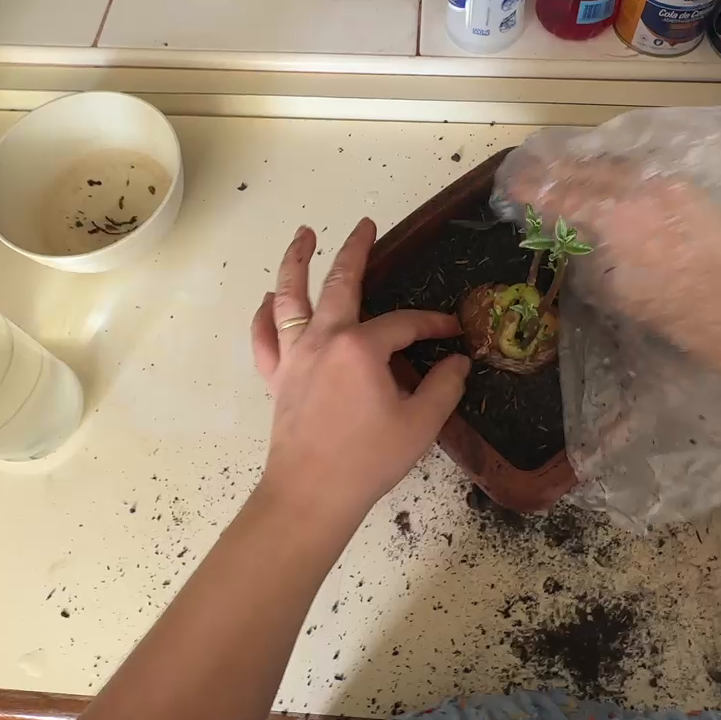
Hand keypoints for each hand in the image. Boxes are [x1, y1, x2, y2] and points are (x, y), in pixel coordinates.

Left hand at [248, 218, 470, 527]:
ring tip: (304, 234)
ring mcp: (293, 355)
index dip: (431, 324)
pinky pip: (264, 336)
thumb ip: (444, 386)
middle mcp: (323, 338)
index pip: (403, 323)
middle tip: (366, 225)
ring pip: (290, 296)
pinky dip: (265, 314)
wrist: (311, 495)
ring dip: (296, 261)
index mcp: (361, 348)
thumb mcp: (420, 424)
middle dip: (356, 249)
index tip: (451, 332)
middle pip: (341, 282)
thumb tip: (457, 361)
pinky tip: (270, 299)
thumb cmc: (368, 460)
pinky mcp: (275, 376)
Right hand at [504, 159, 720, 356]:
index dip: (532, 191)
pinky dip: (616, 172)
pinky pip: (640, 171)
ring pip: (613, 165)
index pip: (560, 196)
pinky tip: (609, 179)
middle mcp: (634, 189)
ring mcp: (663, 184)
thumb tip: (572, 240)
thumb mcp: (609, 288)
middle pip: (583, 171)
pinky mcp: (685, 189)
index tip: (511, 187)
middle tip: (530, 170)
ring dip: (585, 167)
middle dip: (553, 171)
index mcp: (610, 215)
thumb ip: (585, 255)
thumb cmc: (665, 306)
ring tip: (566, 170)